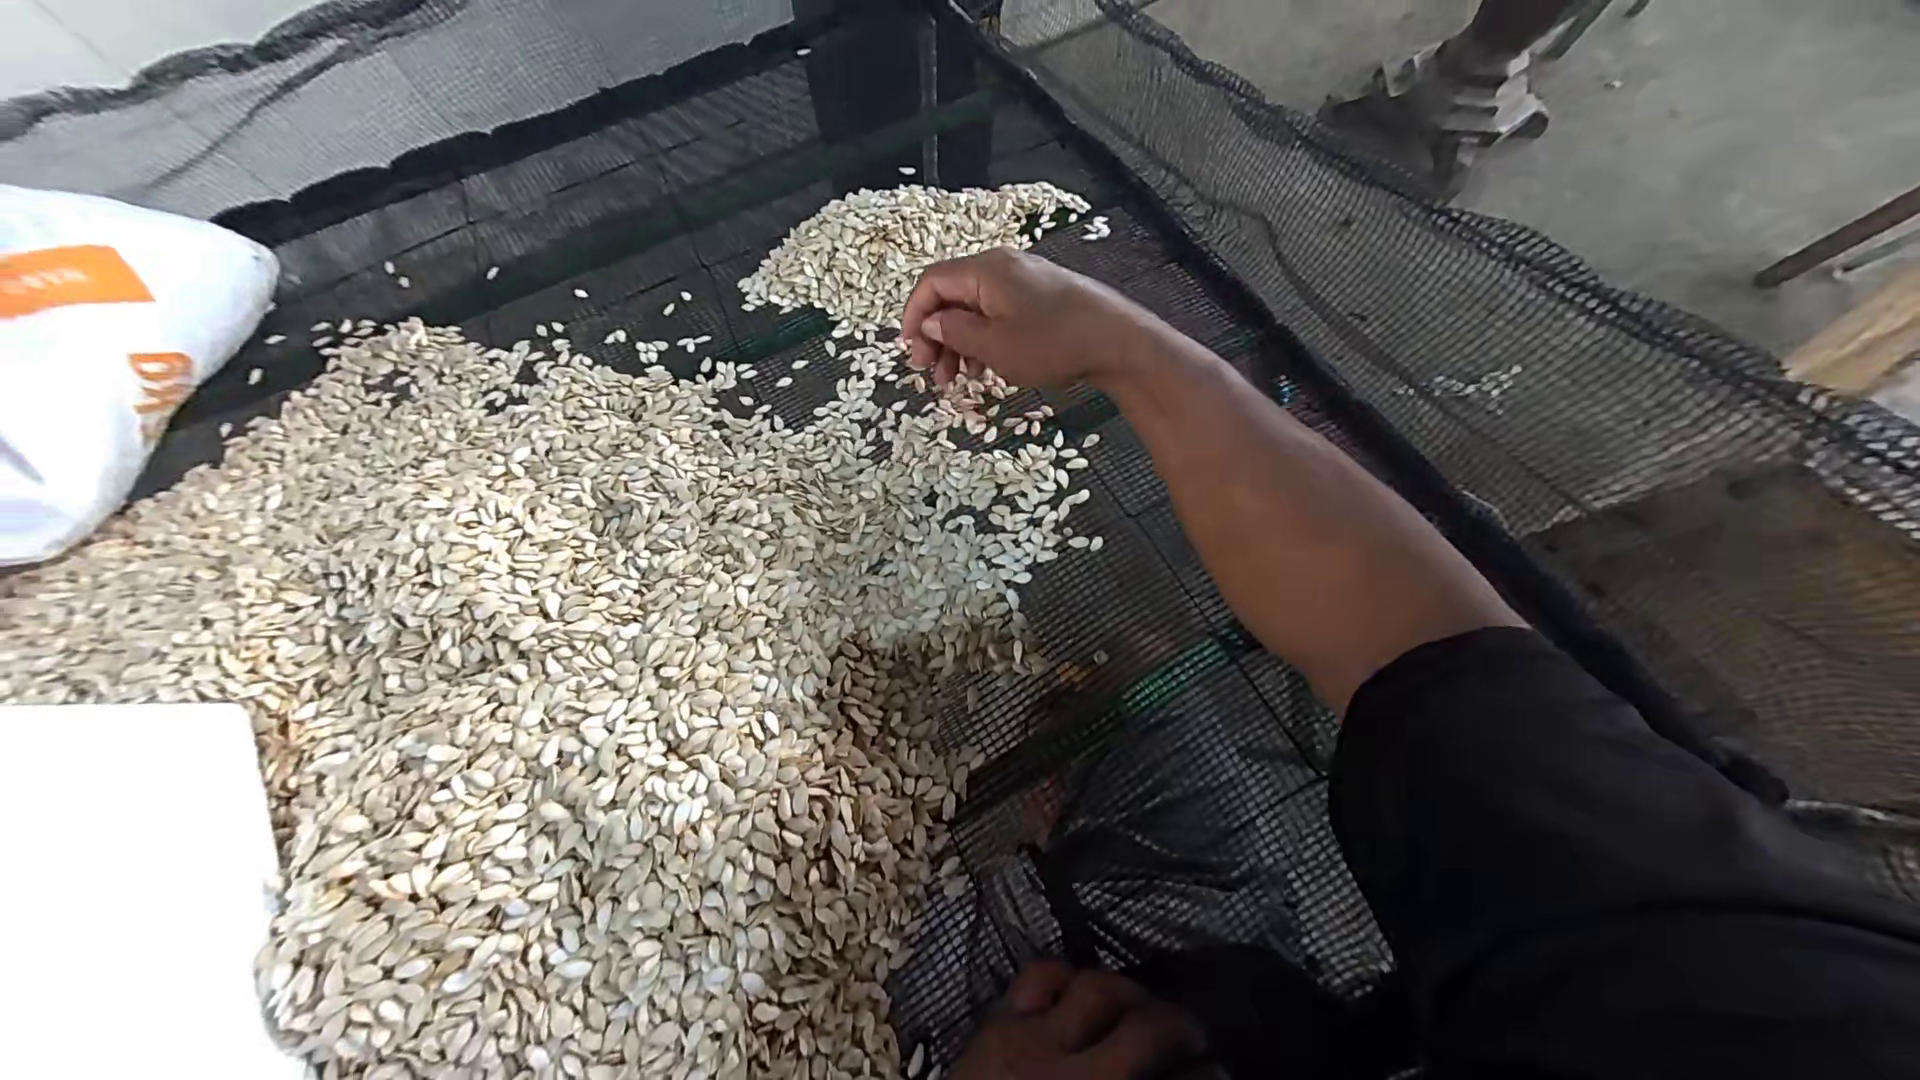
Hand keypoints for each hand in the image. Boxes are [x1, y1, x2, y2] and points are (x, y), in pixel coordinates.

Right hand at [901, 248, 1168, 390]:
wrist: (1116, 341)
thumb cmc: (1052, 343)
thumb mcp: (995, 346)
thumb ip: (954, 332)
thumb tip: (928, 324)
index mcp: (985, 271)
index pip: (931, 283)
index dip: (913, 316)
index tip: (910, 351)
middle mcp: (1001, 268)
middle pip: (951, 297)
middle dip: (936, 337)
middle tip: (931, 374)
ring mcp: (1022, 282)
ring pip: (974, 310)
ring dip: (958, 344)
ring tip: (956, 380)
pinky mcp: (1039, 299)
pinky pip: (997, 315)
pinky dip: (983, 340)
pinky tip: (983, 368)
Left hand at [949, 960, 1212, 1079]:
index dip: (1211, 1075)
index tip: (1220, 1070)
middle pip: (1146, 1032)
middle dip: (1181, 1027)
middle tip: (1195, 1035)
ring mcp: (1032, 1045)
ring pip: (1095, 990)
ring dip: (1127, 991)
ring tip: (1141, 1003)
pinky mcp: (996, 1026)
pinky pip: (1037, 977)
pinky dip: (1064, 975)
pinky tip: (1077, 988)